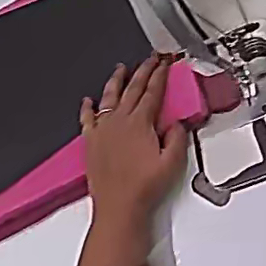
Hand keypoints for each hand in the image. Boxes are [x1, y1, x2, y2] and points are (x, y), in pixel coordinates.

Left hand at [81, 56, 192, 232]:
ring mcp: (103, 130)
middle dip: (143, 71)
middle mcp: (119, 122)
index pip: (152, 92)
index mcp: (140, 123)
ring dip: (117, 80)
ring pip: (110, 96)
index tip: (164, 65)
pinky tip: (88, 100)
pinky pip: (87, 118)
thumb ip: (177, 138)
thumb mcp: (172, 163)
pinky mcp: (91, 142)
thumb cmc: (144, 187)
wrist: (119, 206)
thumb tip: (177, 124)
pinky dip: (88, 107)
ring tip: (121, 69)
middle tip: (150, 60)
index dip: (160, 75)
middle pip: (133, 88)